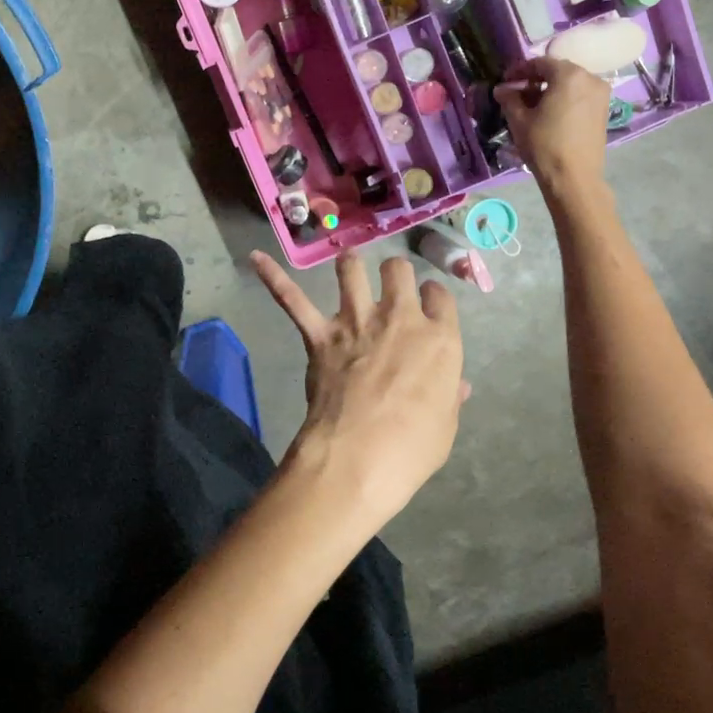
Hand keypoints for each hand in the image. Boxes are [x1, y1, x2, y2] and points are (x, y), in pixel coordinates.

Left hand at [251, 249, 468, 515]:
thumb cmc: (413, 446)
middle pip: (397, 272)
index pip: (440, 297)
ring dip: (350, 264)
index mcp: (439, 339)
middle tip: (390, 280)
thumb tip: (457, 385)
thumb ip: (449, 394)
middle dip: (395, 272)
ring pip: (351, 271)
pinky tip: (256, 258)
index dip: (433, 295)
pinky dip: (273, 278)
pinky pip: (292, 299)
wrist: (360, 454)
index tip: (429, 301)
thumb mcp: (446, 423)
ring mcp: (355, 322)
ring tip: (348, 261)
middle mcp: (398, 318)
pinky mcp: (319, 335)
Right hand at [494, 56, 610, 196]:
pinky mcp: (604, 109)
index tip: (505, 80)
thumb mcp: (519, 119)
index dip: (520, 70)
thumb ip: (509, 98)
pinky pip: (580, 95)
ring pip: (570, 83)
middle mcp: (590, 78)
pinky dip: (564, 98)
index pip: (541, 63)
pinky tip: (550, 112)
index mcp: (569, 75)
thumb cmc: (544, 144)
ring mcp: (601, 94)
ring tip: (532, 104)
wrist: (574, 176)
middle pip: (558, 71)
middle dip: (536, 79)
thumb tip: (502, 88)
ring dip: (550, 89)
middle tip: (517, 92)